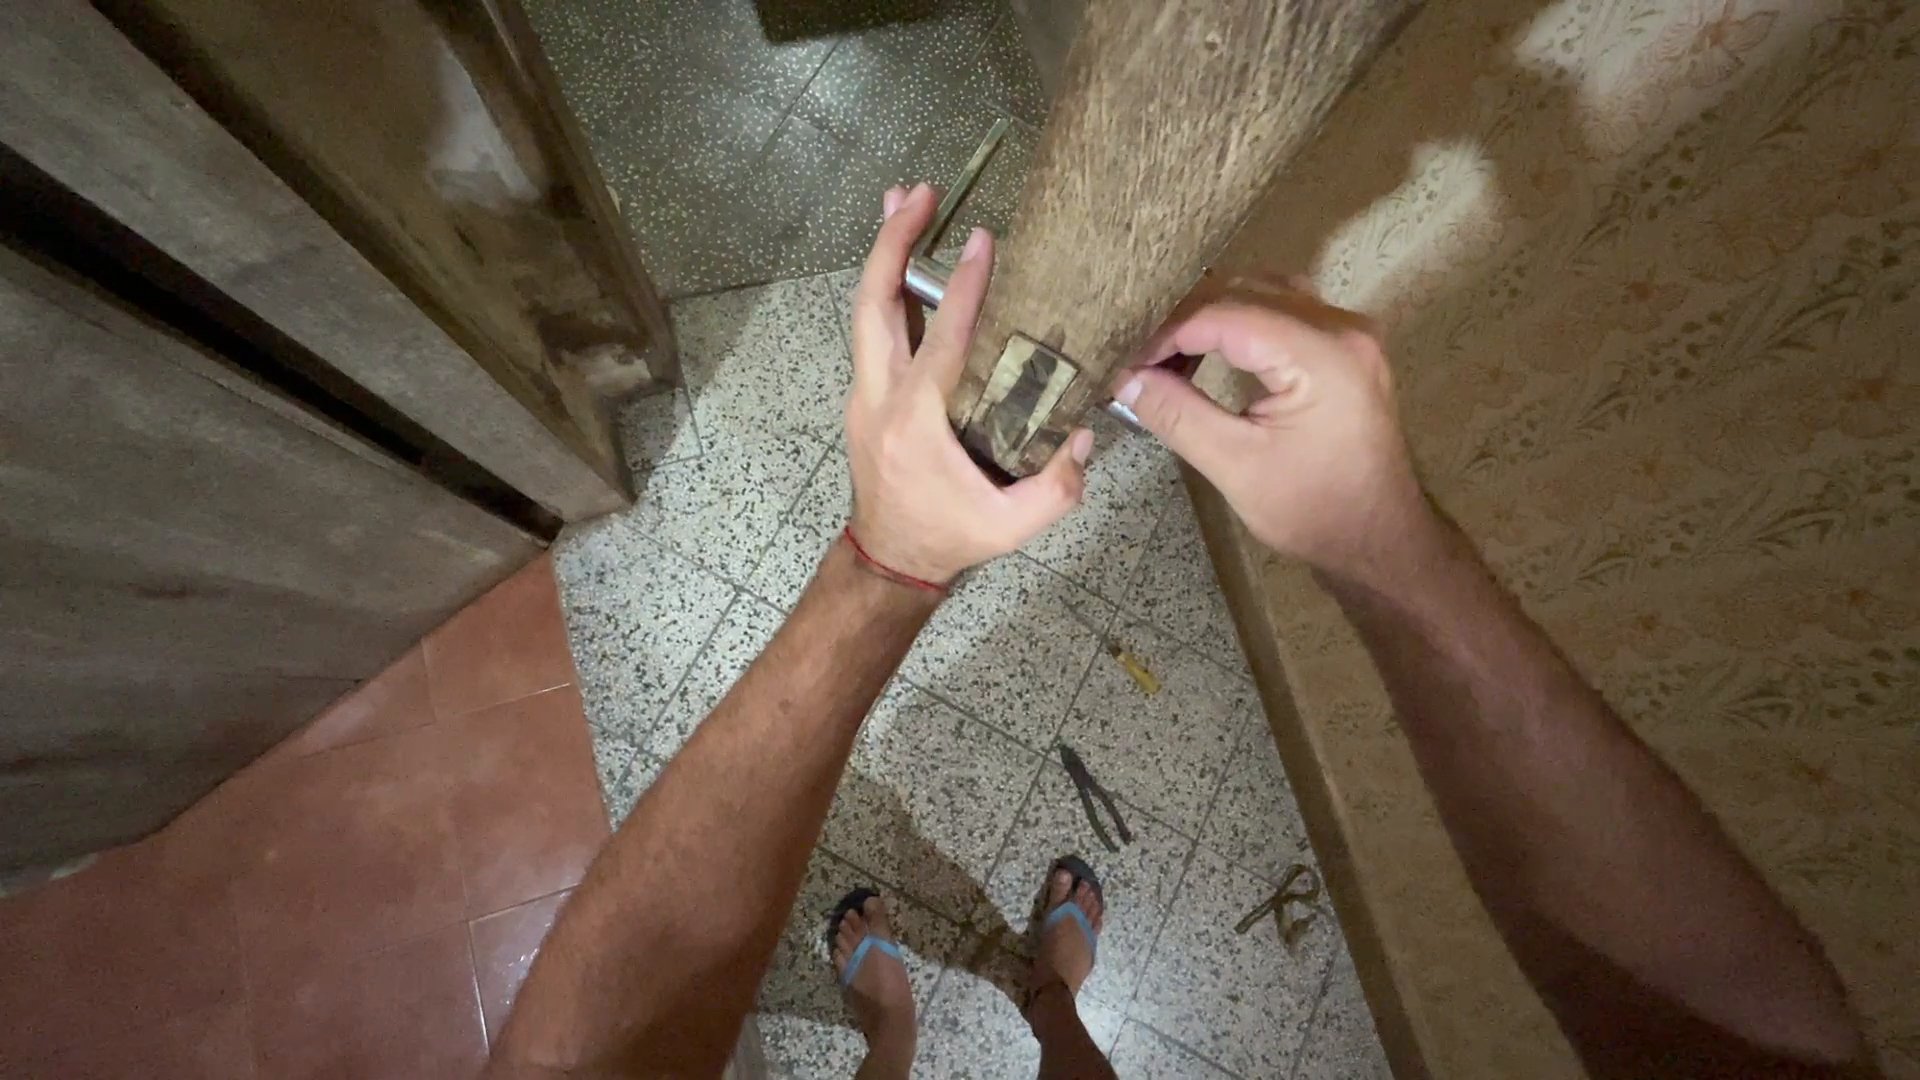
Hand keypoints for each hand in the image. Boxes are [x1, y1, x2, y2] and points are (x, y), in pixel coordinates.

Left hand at [843, 183, 1091, 584]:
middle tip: (917, 190)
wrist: (888, 559)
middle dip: (891, 242)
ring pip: (865, 314)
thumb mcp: (1011, 528)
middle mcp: (878, 399)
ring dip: (882, 257)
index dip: (964, 287)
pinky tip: (904, 270)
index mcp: (914, 423)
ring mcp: (862, 397)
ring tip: (902, 203)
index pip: (941, 340)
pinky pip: (871, 334)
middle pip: (874, 305)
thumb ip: (1056, 489)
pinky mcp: (863, 401)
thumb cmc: (947, 539)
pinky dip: (886, 294)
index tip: (984, 239)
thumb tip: (1083, 434)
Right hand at [1112, 279, 1435, 587]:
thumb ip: (1176, 415)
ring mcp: (1347, 332)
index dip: (1167, 332)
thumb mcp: (1233, 465)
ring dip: (1209, 317)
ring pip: (1262, 292)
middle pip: (1244, 291)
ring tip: (1168, 355)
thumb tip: (1122, 379)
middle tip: (1139, 359)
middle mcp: (1340, 326)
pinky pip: (1281, 310)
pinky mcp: (1343, 346)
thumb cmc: (1310, 510)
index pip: (1224, 314)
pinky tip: (1208, 352)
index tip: (1127, 363)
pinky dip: (1238, 323)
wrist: (1376, 535)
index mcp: (1320, 353)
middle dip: (1183, 320)